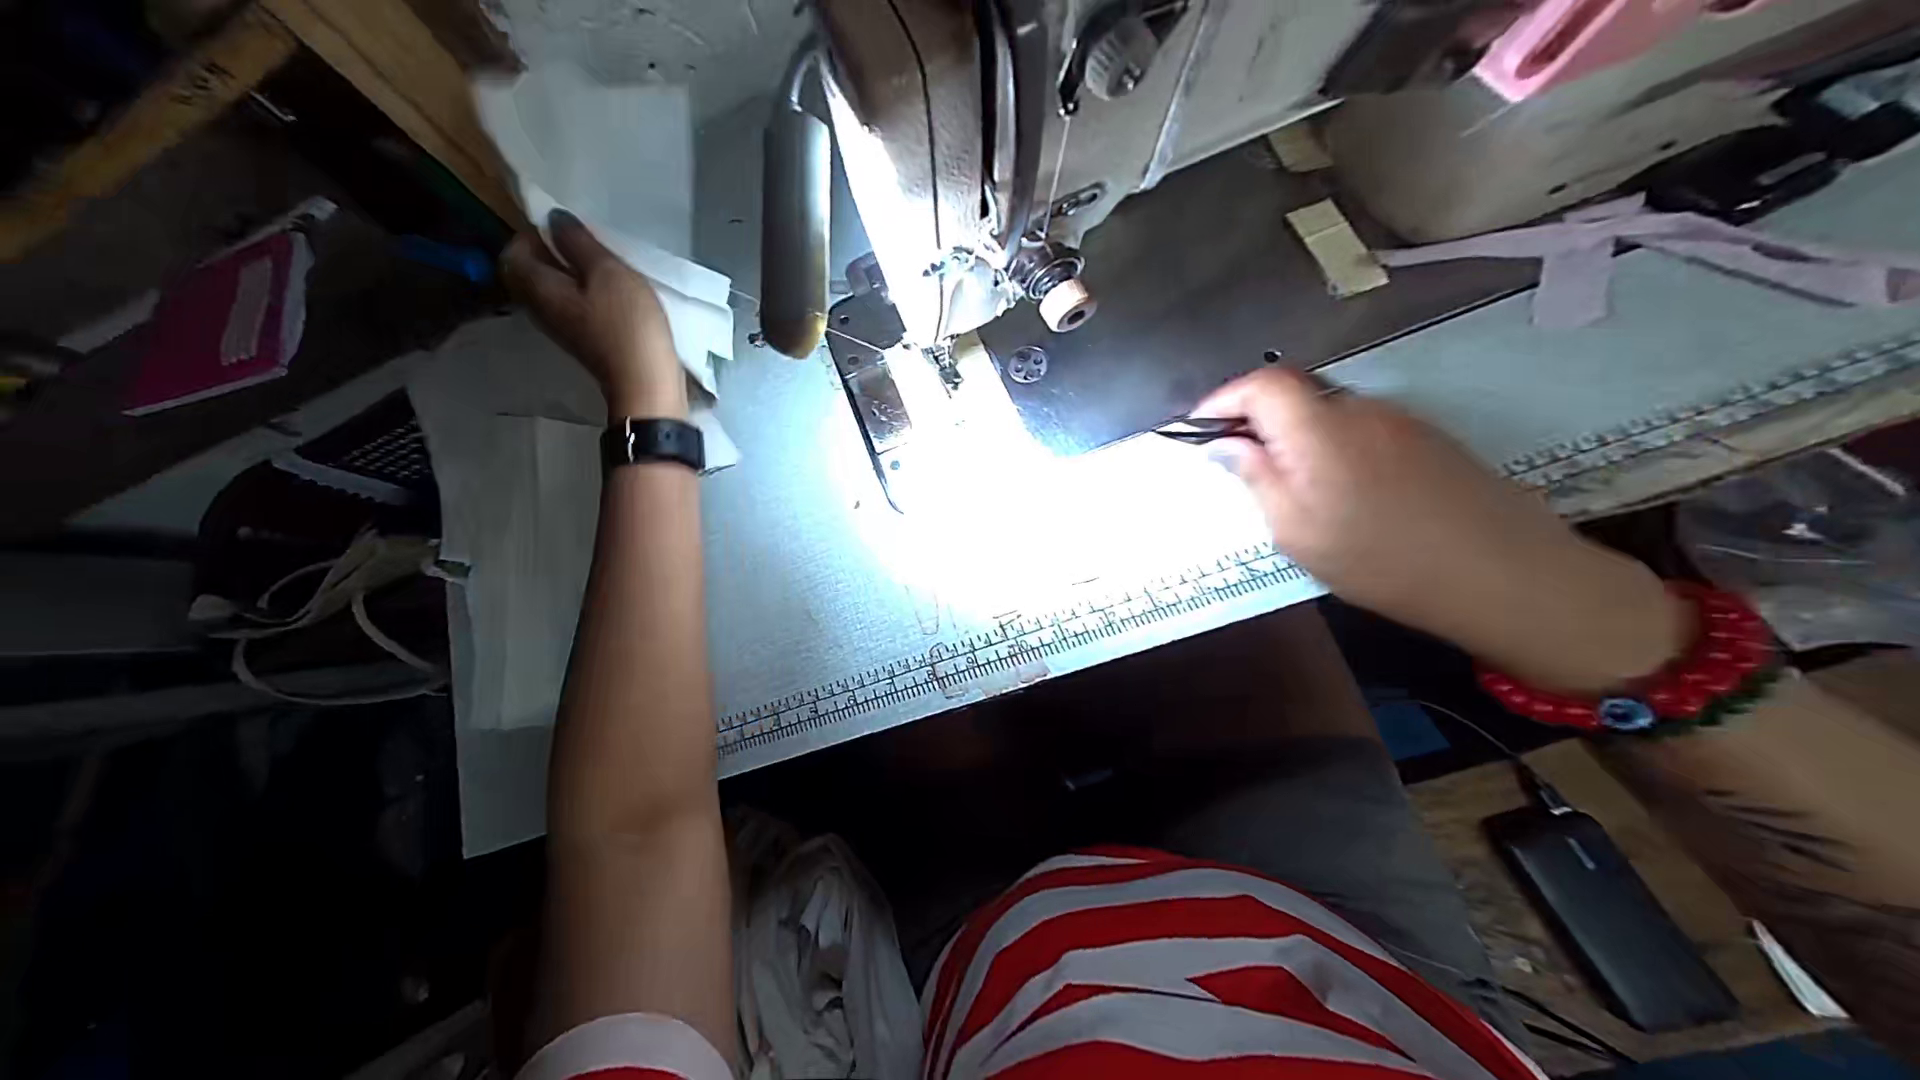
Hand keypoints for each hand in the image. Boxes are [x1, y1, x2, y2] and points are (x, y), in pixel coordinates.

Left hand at [502, 210, 686, 419]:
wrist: (646, 384)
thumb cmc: (628, 325)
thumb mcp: (609, 272)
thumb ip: (579, 242)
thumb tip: (555, 219)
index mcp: (537, 286)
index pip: (514, 249)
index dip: (535, 232)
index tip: (569, 229)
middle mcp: (539, 307)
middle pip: (529, 270)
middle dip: (551, 252)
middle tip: (587, 245)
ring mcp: (560, 327)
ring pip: (551, 289)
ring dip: (570, 273)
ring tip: (603, 267)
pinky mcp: (582, 340)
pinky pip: (571, 306)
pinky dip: (583, 293)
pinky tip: (612, 294)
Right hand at [1198, 368, 1688, 693]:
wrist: (1503, 575)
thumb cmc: (1381, 559)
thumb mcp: (1296, 530)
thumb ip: (1255, 478)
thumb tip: (1223, 444)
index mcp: (1319, 428)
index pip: (1260, 384)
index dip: (1222, 399)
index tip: (1198, 429)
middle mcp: (1358, 409)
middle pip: (1293, 394)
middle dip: (1254, 420)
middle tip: (1236, 464)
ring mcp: (1398, 420)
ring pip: (1325, 413)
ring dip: (1294, 435)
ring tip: (1288, 486)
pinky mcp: (1425, 438)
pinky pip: (1359, 429)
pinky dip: (1330, 446)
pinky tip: (1340, 491)